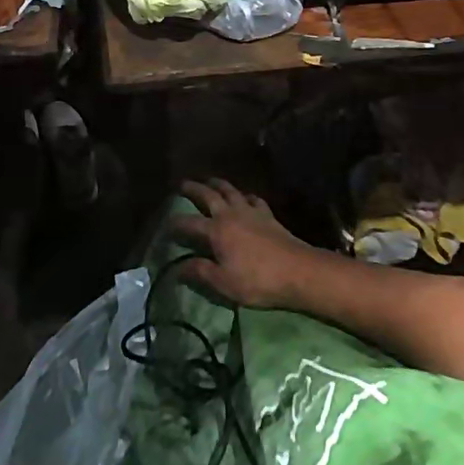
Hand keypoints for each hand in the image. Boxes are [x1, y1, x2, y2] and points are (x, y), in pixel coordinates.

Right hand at [172, 179, 325, 309]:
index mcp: (216, 230)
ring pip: (230, 191)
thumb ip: (200, 272)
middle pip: (208, 195)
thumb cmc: (258, 280)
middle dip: (193, 189)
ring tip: (209, 181)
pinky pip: (254, 199)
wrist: (299, 271)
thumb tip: (177, 267)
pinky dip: (246, 196)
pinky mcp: (268, 215)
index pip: (189, 223)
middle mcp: (230, 214)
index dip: (175, 223)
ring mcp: (250, 211)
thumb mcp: (224, 283)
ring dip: (218, 184)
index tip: (165, 224)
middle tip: (182, 184)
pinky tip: (245, 198)